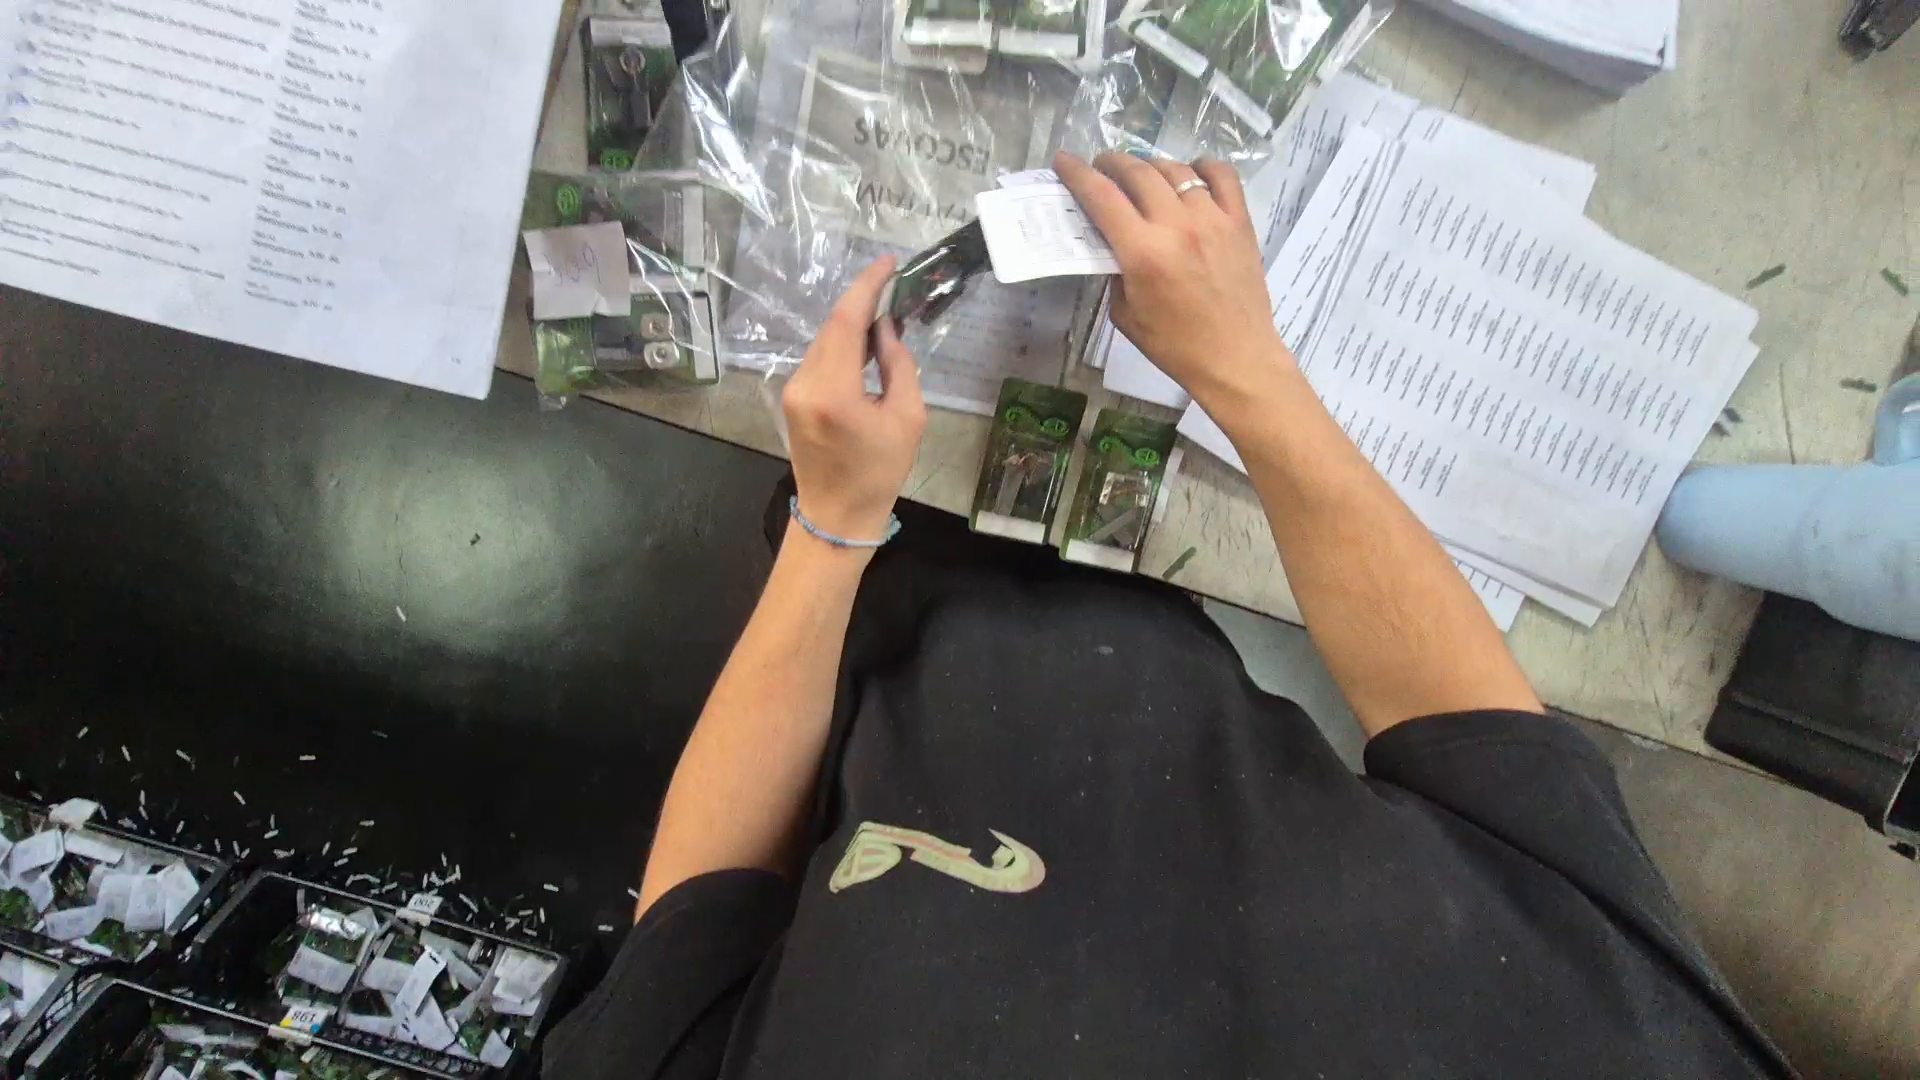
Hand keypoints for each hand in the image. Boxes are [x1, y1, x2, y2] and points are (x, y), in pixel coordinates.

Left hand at [781, 257, 927, 547]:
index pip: (845, 322)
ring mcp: (792, 391)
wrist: (837, 516)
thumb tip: (886, 328)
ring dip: (852, 328)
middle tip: (895, 293)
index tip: (889, 264)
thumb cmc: (880, 474)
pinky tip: (864, 350)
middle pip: (832, 329)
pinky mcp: (792, 399)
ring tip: (885, 322)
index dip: (867, 287)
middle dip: (862, 306)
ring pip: (824, 343)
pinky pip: (818, 361)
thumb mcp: (908, 419)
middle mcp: (804, 384)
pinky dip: (842, 349)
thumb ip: (899, 366)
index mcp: (833, 392)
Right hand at [1054, 151, 1291, 406]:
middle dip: (1112, 163)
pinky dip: (1201, 166)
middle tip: (1101, 165)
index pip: (1102, 198)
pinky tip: (1191, 173)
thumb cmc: (1174, 346)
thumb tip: (1112, 244)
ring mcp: (1212, 218)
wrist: (1234, 357)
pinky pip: (1221, 174)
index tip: (1064, 160)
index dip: (1078, 174)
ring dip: (1151, 165)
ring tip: (1141, 173)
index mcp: (1143, 253)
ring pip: (1176, 169)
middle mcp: (1176, 225)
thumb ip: (1115, 273)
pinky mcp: (1239, 220)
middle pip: (1137, 173)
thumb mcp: (1126, 316)